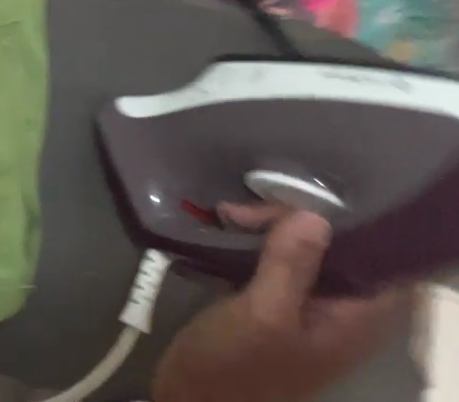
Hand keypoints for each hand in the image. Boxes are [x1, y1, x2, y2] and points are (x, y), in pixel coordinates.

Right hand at [153, 206, 408, 401]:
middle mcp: (342, 312)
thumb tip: (315, 216)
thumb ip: (290, 266)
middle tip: (240, 211)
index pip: (379, 262)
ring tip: (225, 216)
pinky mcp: (275, 306)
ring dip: (269, 230)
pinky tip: (226, 233)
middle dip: (293, 222)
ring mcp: (307, 309)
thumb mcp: (261, 312)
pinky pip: (279, 264)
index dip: (351, 226)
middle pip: (337, 252)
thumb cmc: (237, 360)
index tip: (302, 197)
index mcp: (356, 318)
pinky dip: (256, 244)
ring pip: (305, 254)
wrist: (199, 396)